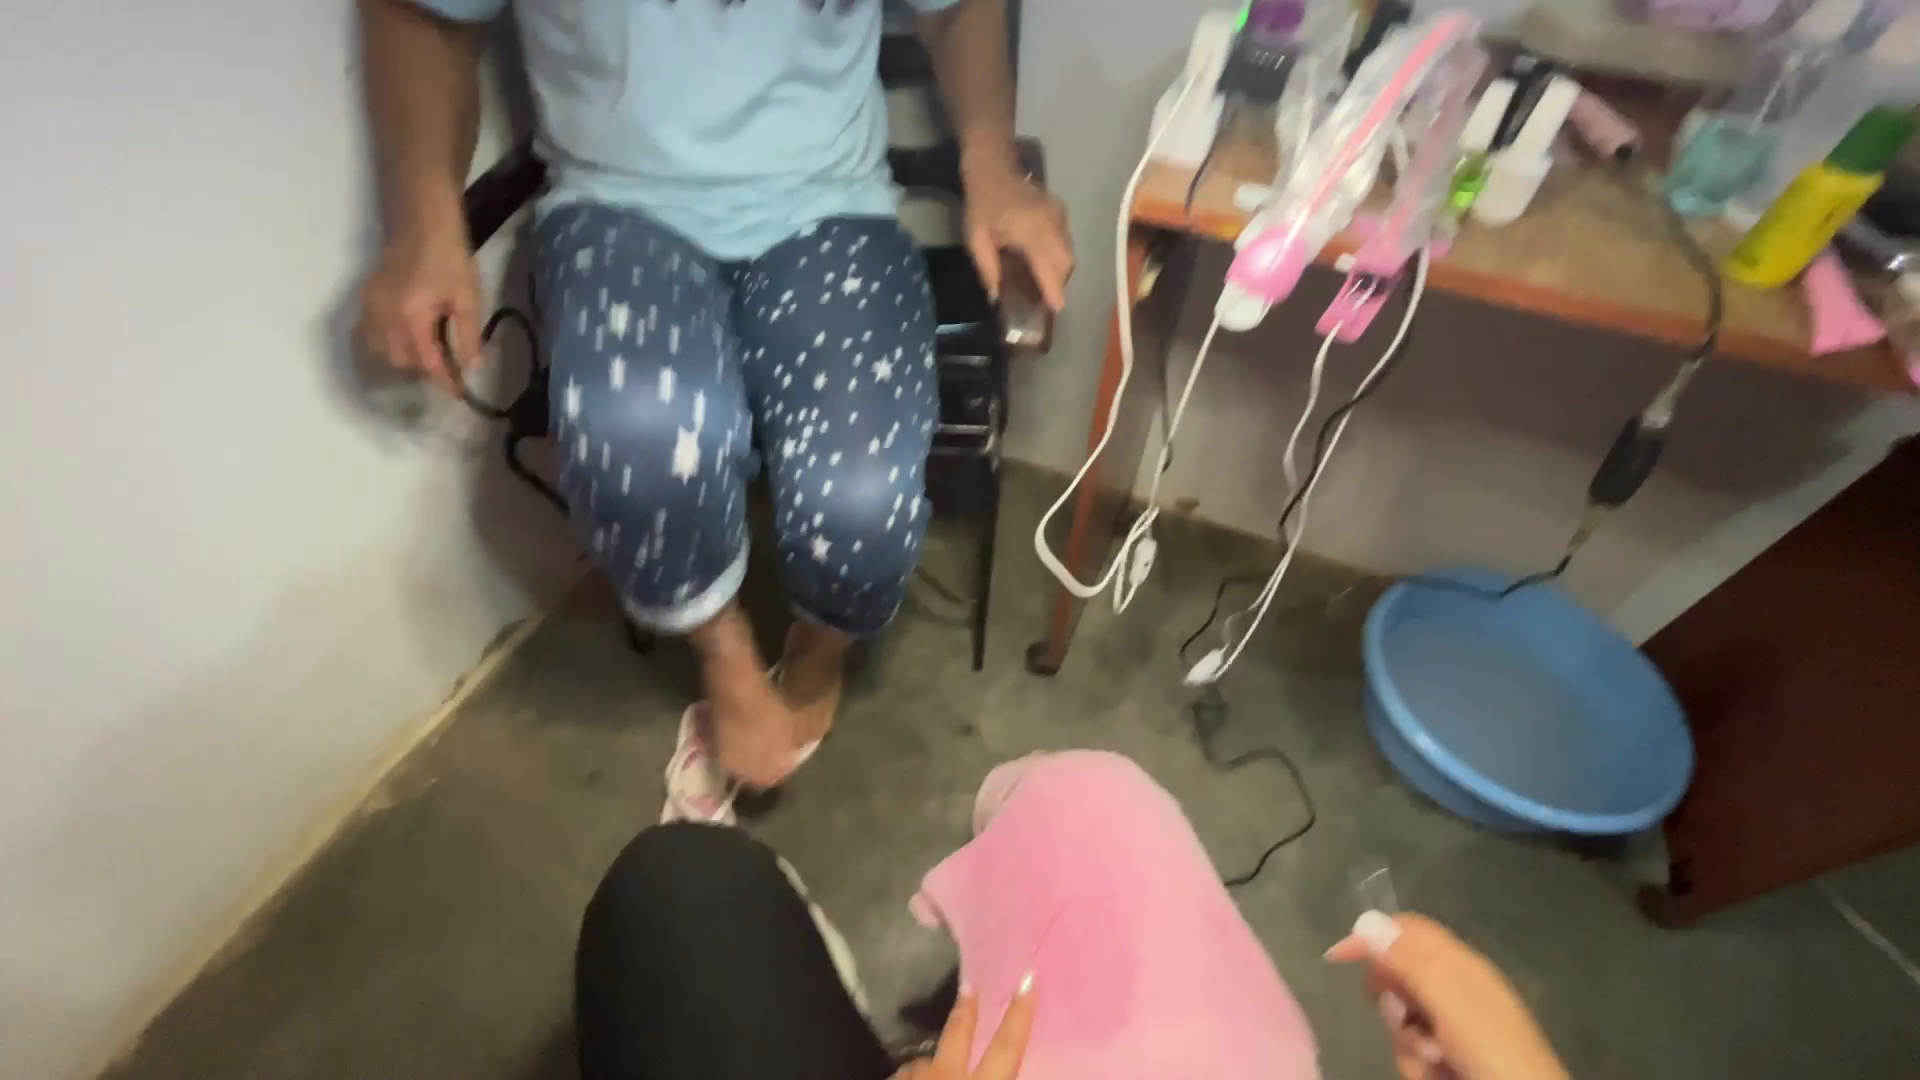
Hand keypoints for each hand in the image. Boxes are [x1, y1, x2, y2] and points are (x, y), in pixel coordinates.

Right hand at [358, 223, 481, 396]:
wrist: (424, 228)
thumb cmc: (452, 264)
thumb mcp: (468, 302)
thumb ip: (468, 337)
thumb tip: (472, 368)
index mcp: (411, 317)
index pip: (426, 361)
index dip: (443, 381)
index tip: (458, 394)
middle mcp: (384, 315)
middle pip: (400, 360)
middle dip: (425, 369)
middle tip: (450, 368)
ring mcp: (370, 306)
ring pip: (381, 350)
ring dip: (406, 359)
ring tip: (432, 354)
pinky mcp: (365, 298)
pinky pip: (370, 334)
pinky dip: (388, 345)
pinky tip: (409, 341)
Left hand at [891, 977, 1036, 1079]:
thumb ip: (998, 1074)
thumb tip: (1009, 1065)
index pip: (1008, 1046)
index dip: (1020, 1013)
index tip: (1028, 976)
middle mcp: (947, 1072)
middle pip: (958, 1033)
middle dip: (966, 1007)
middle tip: (971, 983)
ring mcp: (916, 1078)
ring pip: (923, 1062)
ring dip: (930, 1063)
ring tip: (930, 1066)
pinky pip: (903, 1078)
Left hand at [961, 143, 1073, 311]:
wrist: (993, 165)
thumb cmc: (982, 202)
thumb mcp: (976, 240)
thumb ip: (988, 269)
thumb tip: (996, 298)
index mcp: (1032, 231)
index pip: (1050, 267)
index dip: (1054, 290)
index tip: (1056, 309)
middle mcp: (1052, 224)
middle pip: (1065, 263)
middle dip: (1057, 284)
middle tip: (1042, 299)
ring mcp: (1060, 216)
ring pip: (1068, 253)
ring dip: (1058, 272)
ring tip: (1040, 284)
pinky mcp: (1061, 213)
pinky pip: (1065, 242)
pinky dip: (1058, 258)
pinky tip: (1041, 263)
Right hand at [1326, 912, 1567, 1079]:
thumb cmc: (1496, 1057)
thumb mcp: (1452, 1004)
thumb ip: (1408, 961)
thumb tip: (1367, 923)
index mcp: (1462, 967)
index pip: (1407, 930)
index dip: (1371, 936)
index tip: (1340, 958)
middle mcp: (1454, 992)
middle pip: (1397, 973)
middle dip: (1391, 997)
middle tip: (1400, 1017)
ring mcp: (1451, 1028)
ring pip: (1400, 1016)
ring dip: (1405, 1039)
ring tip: (1432, 1060)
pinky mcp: (1446, 1059)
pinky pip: (1410, 1048)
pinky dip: (1417, 1063)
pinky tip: (1436, 1073)